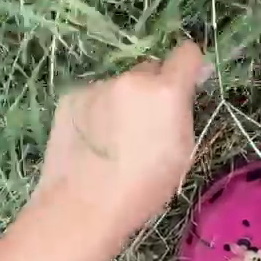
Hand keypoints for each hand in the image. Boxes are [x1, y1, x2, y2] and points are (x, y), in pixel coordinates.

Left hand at [33, 41, 208, 236]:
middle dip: (153, 89)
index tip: (186, 84)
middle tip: (146, 125)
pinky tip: (91, 142)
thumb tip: (188, 84)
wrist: (81, 208)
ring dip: (122, 102)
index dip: (189, 66)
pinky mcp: (71, 97)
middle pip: (150, 71)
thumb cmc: (143, 188)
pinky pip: (93, 97)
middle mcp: (132, 79)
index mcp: (166, 91)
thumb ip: (183, 111)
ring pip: (120, 86)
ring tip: (113, 141)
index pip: (186, 53)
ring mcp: (98, 86)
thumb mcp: (182, 152)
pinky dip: (96, 112)